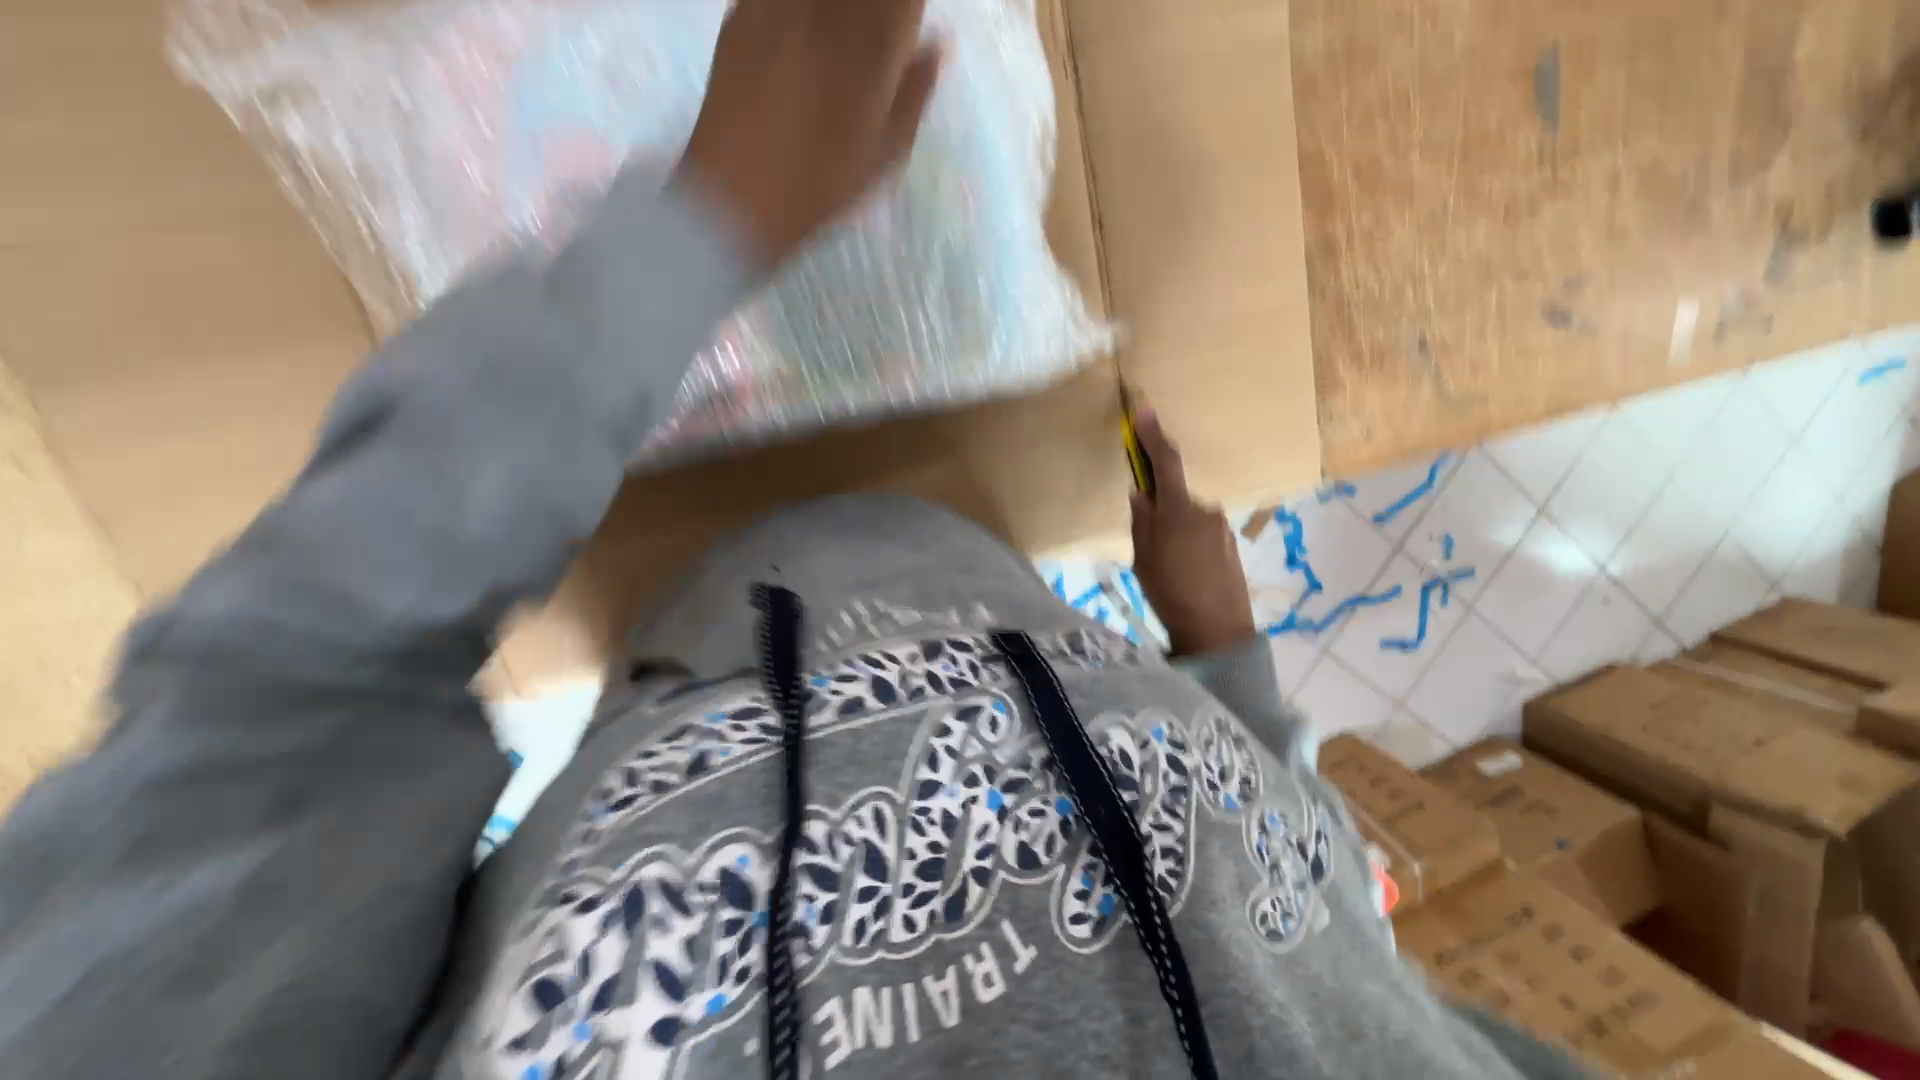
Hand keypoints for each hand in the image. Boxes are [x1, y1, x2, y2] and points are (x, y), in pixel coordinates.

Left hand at [679, 0, 942, 268]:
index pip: (904, 0)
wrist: (738, 196)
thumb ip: (914, 92)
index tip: (906, 25)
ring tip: (838, 34)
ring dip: (836, 9)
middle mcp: (830, 14)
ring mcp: (782, 8)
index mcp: (875, 46)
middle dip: (874, 8)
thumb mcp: (886, 153)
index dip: (906, 10)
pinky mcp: (742, 13)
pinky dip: (799, 7)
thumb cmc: (822, 185)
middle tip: (874, 31)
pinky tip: (801, 31)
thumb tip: (936, 46)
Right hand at [1129, 404, 1257, 657]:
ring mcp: (1221, 526)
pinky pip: (1201, 532)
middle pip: (1175, 493)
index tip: (1144, 411)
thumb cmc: (1170, 593)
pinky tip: (1183, 572)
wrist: (1217, 632)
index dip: (1152, 436)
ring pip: (1188, 515)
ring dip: (1174, 528)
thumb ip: (1141, 520)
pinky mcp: (1229, 543)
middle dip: (1159, 505)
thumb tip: (1142, 493)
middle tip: (1145, 540)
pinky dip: (1188, 542)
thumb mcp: (1141, 557)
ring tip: (1165, 566)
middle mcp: (1205, 510)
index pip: (1165, 462)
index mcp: (1179, 510)